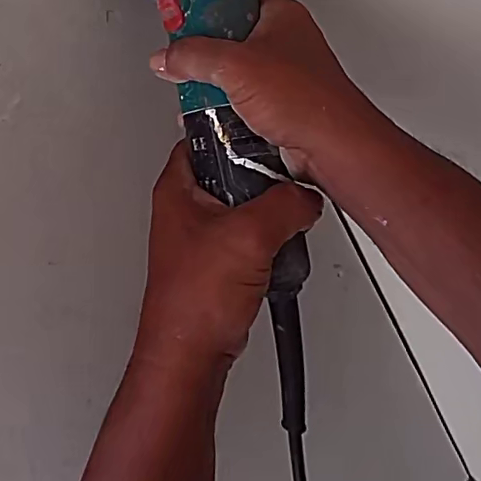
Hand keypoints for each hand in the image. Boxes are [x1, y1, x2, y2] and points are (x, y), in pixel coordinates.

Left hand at [133, 142, 323, 372]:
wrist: (191, 350)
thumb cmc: (195, 297)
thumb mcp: (249, 236)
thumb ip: (284, 205)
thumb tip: (304, 195)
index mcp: (176, 188)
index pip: (198, 139)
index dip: (227, 131)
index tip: (256, 130)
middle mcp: (183, 207)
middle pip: (224, 171)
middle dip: (257, 176)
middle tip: (281, 180)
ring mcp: (198, 234)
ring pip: (238, 204)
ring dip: (265, 211)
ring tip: (284, 219)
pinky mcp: (215, 259)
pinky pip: (246, 235)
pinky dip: (266, 238)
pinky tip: (277, 250)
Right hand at [149, 0, 389, 181]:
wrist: (334, 149)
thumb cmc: (309, 101)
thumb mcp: (233, 65)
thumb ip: (191, 55)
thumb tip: (166, 56)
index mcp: (281, 15)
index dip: (204, 3)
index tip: (180, 13)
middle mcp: (285, 40)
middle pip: (229, 34)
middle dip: (204, 48)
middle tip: (185, 54)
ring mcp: (283, 73)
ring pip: (234, 68)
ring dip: (212, 79)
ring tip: (196, 85)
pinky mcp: (279, 102)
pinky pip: (240, 96)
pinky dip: (223, 103)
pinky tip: (212, 110)